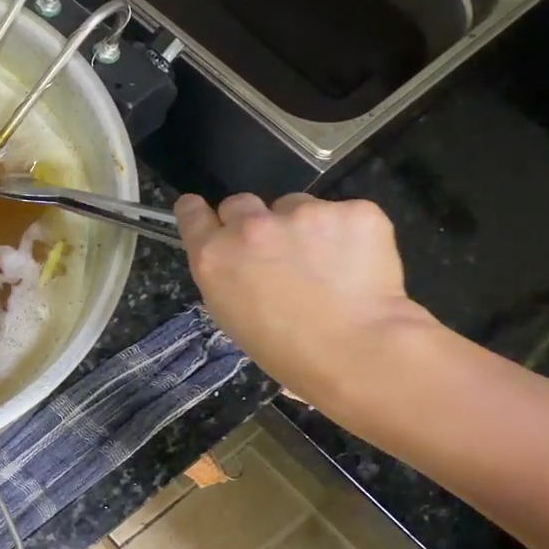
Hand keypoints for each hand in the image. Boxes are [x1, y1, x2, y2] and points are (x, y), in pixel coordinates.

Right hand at [173, 192, 436, 409]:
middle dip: (250, 220)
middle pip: (240, 203)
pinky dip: (347, 233)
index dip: (194, 210)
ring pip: (295, 206)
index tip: (196, 207)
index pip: (193, 215)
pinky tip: (355, 263)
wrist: (351, 345)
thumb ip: (227, 272)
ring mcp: (303, 213)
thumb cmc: (279, 346)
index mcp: (214, 255)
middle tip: (270, 247)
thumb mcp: (229, 312)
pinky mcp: (352, 210)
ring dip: (301, 225)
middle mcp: (251, 226)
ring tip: (323, 262)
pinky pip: (343, 214)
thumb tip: (242, 259)